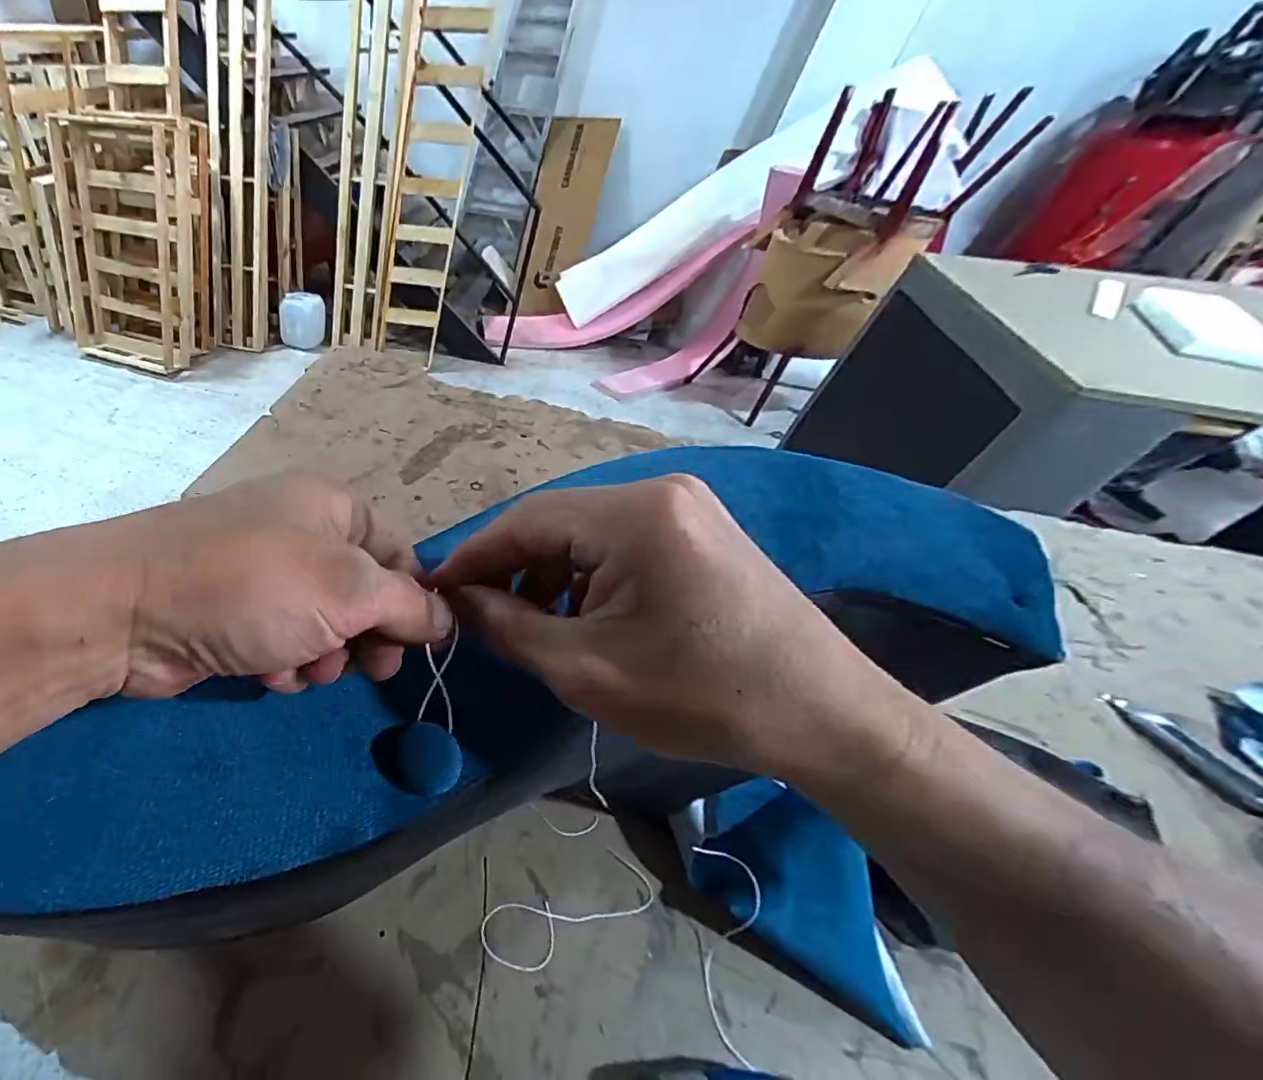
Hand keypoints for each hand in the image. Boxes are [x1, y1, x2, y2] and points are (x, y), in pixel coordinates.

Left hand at [100, 473, 452, 697]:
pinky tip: (269, 672)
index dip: (412, 600)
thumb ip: (406, 605)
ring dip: (324, 655)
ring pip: (325, 626)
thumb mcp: (346, 589)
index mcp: (331, 506)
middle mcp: (299, 534)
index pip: (398, 552)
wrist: (132, 609)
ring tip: (303, 667)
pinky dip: (285, 663)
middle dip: (366, 636)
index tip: (416, 645)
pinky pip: (285, 642)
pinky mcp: (236, 616)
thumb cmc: (253, 585)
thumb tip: (445, 618)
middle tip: (367, 667)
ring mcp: (263, 576)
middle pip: (363, 594)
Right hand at [428, 475, 916, 775]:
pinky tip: (575, 616)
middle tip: (474, 615)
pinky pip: (614, 543)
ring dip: (542, 575)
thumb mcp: (585, 670)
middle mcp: (657, 491)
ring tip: (525, 625)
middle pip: (551, 523)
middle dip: (507, 569)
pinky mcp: (694, 529)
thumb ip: (507, 628)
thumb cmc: (704, 697)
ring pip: (580, 534)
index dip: (471, 557)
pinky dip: (581, 577)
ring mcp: (681, 507)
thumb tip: (456, 601)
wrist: (829, 718)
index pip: (524, 521)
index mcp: (634, 515)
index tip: (434, 592)